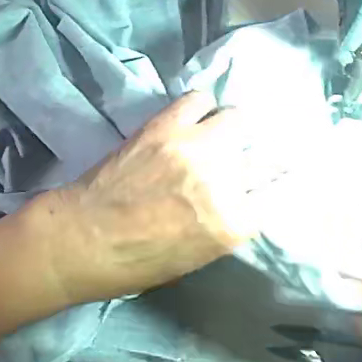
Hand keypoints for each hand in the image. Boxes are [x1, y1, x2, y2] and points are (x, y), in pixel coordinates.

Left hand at [30, 90, 272, 305]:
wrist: (82, 239)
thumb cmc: (137, 262)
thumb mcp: (199, 255)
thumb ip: (229, 222)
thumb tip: (245, 195)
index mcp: (233, 224)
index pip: (279, 193)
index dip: (279, 185)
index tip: (276, 180)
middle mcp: (222, 181)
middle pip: (266, 154)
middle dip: (261, 158)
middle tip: (247, 158)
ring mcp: (194, 147)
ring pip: (237, 119)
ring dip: (231, 129)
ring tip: (219, 134)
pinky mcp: (165, 126)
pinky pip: (198, 100)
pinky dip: (201, 108)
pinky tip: (193, 118)